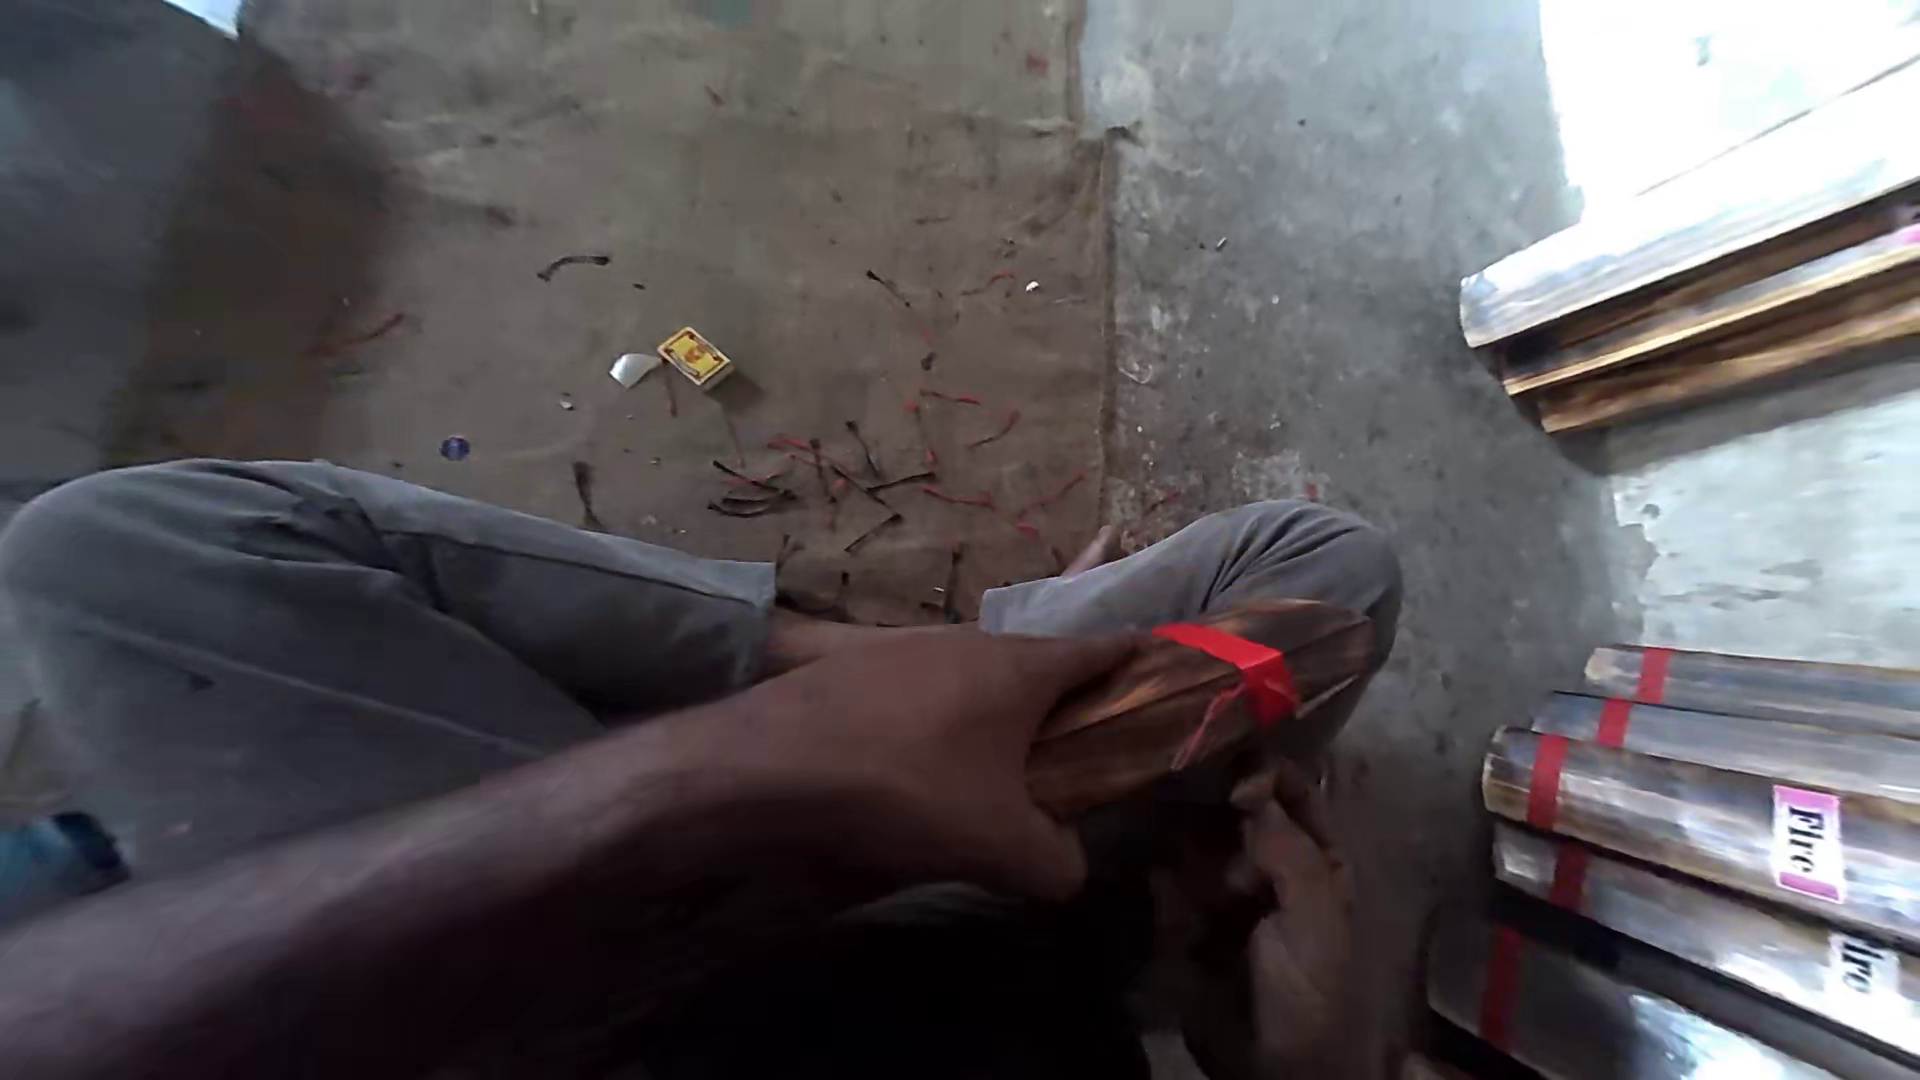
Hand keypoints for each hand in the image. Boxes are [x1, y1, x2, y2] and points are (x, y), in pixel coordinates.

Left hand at [658, 628, 1136, 899]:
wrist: (779, 757)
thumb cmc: (909, 786)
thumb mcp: (998, 844)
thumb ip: (1057, 862)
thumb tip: (1069, 865)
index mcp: (1019, 667)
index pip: (1094, 648)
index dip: (1127, 654)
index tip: (1148, 657)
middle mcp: (972, 638)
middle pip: (1034, 659)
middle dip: (1059, 691)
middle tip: (1067, 735)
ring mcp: (915, 639)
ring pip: (978, 667)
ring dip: (996, 700)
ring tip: (992, 750)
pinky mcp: (869, 655)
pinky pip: (929, 677)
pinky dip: (943, 705)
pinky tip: (922, 745)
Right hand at [1162, 763, 1358, 1079]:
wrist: (1267, 1074)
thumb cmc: (1313, 997)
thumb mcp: (1318, 927)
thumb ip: (1291, 854)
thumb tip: (1248, 782)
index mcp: (1312, 853)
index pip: (1290, 788)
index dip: (1264, 770)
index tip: (1229, 773)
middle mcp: (1262, 852)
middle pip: (1234, 795)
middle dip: (1207, 777)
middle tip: (1174, 759)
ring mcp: (1216, 871)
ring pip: (1193, 818)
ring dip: (1172, 800)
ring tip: (1145, 778)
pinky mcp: (1177, 895)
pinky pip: (1160, 854)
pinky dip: (1147, 836)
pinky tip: (1128, 816)